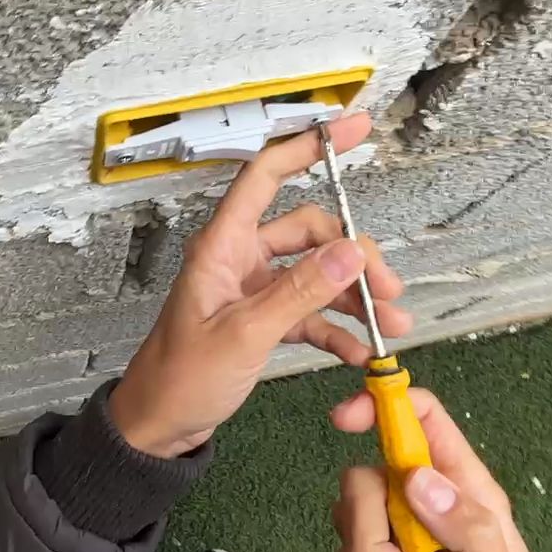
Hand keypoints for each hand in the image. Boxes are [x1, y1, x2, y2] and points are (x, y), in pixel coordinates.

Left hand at [107, 113, 410, 457]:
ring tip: (391, 323)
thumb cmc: (182, 376)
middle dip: (353, 256)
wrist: (160, 424)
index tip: (354, 127)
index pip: (265, 176)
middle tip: (388, 290)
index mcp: (223, 245)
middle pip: (308, 232)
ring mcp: (253, 288)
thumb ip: (301, 291)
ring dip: (354, 295)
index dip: (307, 146)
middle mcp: (240, 258)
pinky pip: (309, 311)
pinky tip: (360, 352)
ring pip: (316, 273)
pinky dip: (336, 328)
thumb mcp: (245, 333)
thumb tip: (353, 251)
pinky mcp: (262, 318)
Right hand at [332, 388, 550, 551]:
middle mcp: (425, 497)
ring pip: (349, 510)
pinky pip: (343, 545)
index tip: (345, 419)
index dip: (383, 404)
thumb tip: (417, 476)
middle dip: (371, 524)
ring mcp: (396, 525)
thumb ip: (467, 528)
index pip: (422, 417)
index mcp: (466, 488)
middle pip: (366, 471)